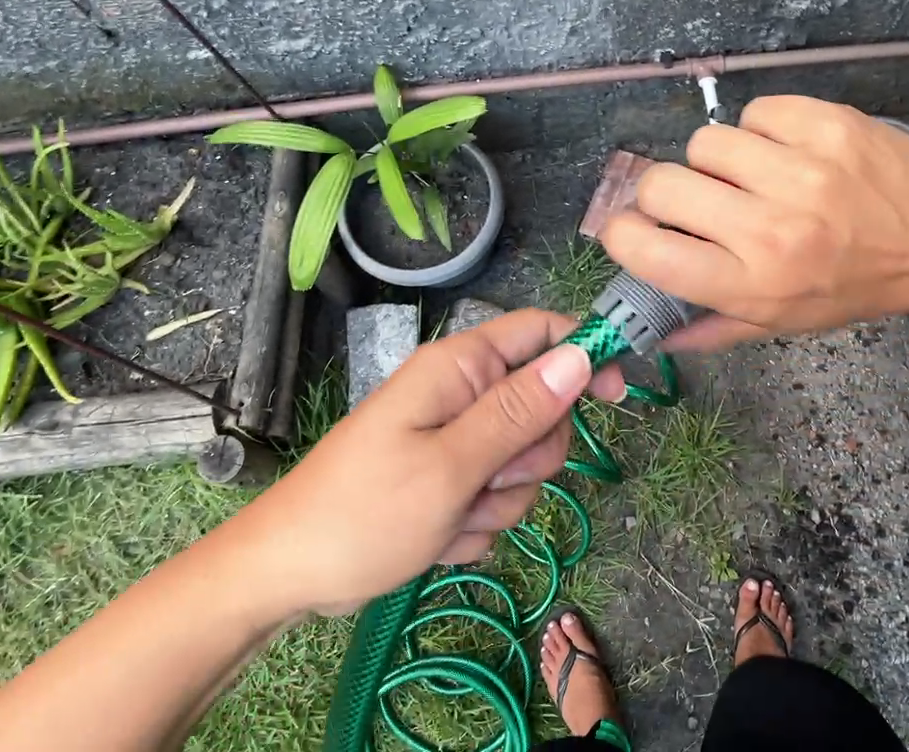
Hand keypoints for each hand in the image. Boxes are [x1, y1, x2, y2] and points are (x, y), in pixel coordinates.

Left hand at [218, 309, 623, 616]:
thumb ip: (519, 410)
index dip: (586, 354)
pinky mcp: (451, 478)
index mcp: (460, 369)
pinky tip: (438, 535)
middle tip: (486, 481)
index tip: (618, 394)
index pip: (541, 332)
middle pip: (543, 408)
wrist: (289, 575)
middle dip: (528, 455)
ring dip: (500, 500)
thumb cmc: (364, 512)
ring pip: (524, 461)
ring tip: (451, 516)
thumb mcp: (451, 464)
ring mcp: (457, 438)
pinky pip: (497, 496)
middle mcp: (462, 394)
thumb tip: (580, 357)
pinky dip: (477, 522)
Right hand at [600, 96, 908, 349]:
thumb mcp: (786, 323)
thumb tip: (654, 331)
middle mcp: (772, 227)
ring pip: (705, 142)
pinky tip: (790, 152)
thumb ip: (714, 328)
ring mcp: (801, 170)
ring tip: (754, 175)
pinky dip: (764, 130)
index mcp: (755, 283)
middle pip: (661, 184)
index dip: (624, 235)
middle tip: (698, 201)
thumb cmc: (859, 287)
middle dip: (665, 193)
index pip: (648, 251)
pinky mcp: (827, 124)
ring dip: (720, 161)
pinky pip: (755, 111)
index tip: (636, 230)